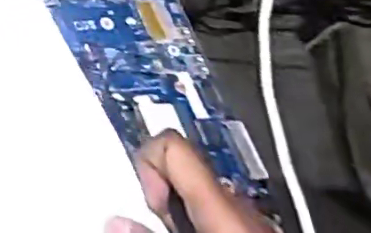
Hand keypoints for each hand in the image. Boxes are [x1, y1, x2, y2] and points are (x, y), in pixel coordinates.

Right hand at [107, 130, 272, 232]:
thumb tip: (115, 221)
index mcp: (221, 207)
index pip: (172, 146)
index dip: (149, 165)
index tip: (147, 206)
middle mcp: (240, 208)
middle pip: (185, 176)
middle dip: (162, 202)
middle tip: (154, 230)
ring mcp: (254, 228)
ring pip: (204, 204)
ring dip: (183, 221)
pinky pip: (222, 223)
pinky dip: (203, 230)